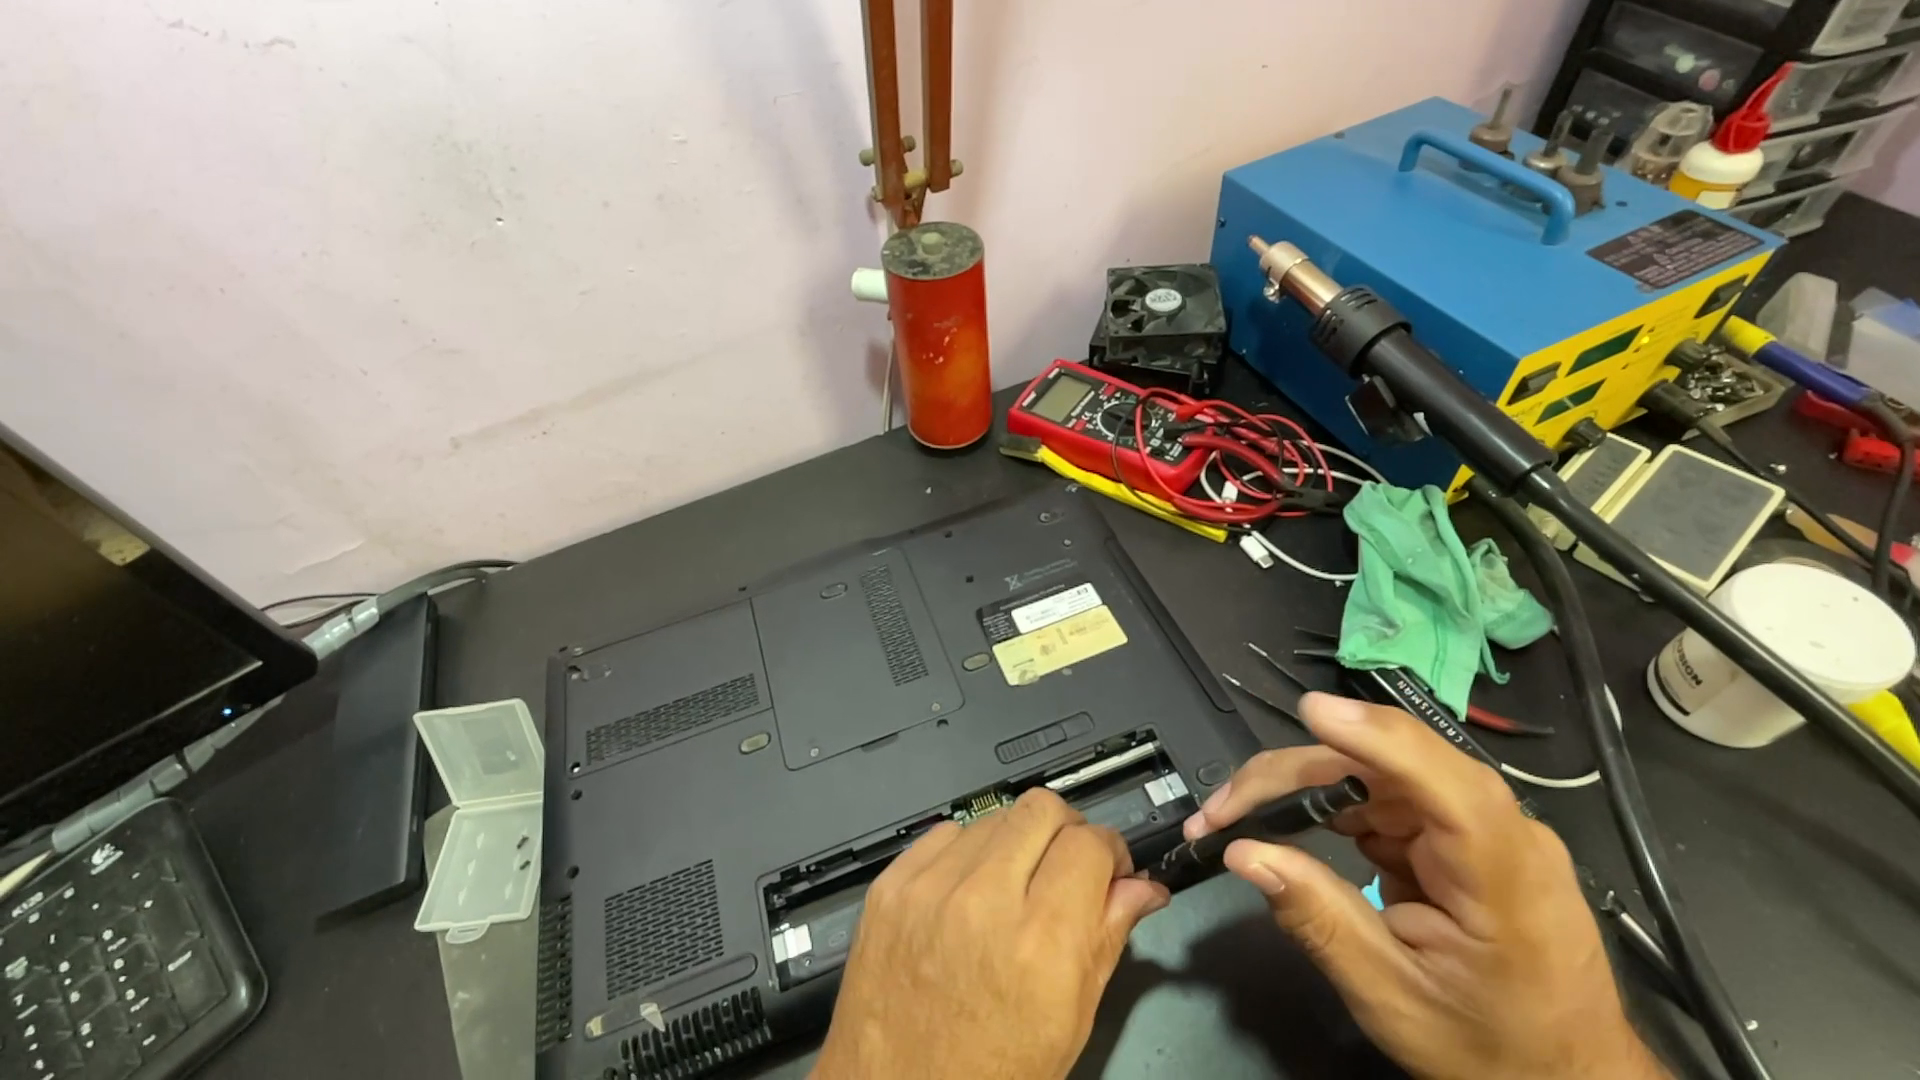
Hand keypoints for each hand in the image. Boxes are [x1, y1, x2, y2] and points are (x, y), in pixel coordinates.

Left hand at [813, 788, 1168, 1079]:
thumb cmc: (990, 1071)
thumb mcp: (1069, 1018)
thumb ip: (1108, 937)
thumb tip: (1142, 887)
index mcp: (1042, 940)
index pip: (1092, 843)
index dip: (1110, 853)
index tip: (1110, 870)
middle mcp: (985, 900)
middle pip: (1043, 809)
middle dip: (1067, 832)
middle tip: (1066, 868)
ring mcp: (930, 887)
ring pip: (996, 816)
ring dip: (1016, 841)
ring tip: (1013, 886)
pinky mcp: (891, 885)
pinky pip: (944, 833)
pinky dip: (966, 852)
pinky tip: (969, 890)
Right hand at [1187, 692, 1669, 1079]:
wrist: (1565, 1076)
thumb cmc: (1489, 1046)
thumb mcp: (1390, 995)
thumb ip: (1318, 918)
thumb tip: (1243, 854)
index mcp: (1500, 876)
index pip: (1447, 784)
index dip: (1377, 739)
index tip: (1310, 711)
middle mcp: (1496, 832)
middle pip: (1385, 771)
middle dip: (1292, 777)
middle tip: (1219, 810)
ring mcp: (1475, 827)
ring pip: (1372, 778)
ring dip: (1299, 792)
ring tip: (1237, 818)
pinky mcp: (1454, 834)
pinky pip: (1380, 802)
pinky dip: (1326, 812)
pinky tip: (1288, 832)